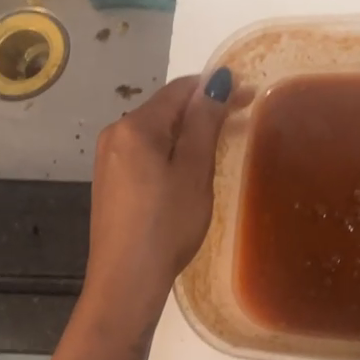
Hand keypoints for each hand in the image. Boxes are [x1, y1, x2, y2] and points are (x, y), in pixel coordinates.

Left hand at [84, 70, 232, 292]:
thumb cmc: (167, 223)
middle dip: (203, 108)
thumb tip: (217, 80)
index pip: (181, 89)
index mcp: (136, 126)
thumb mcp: (194, 171)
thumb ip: (204, 122)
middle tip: (243, 119)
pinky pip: (146, 150)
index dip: (216, 88)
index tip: (250, 96)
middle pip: (166, 108)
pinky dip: (172, 149)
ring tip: (221, 143)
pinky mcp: (111, 180)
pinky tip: (189, 167)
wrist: (126, 279)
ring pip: (156, 130)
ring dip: (189, 130)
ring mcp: (109, 158)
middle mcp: (116, 133)